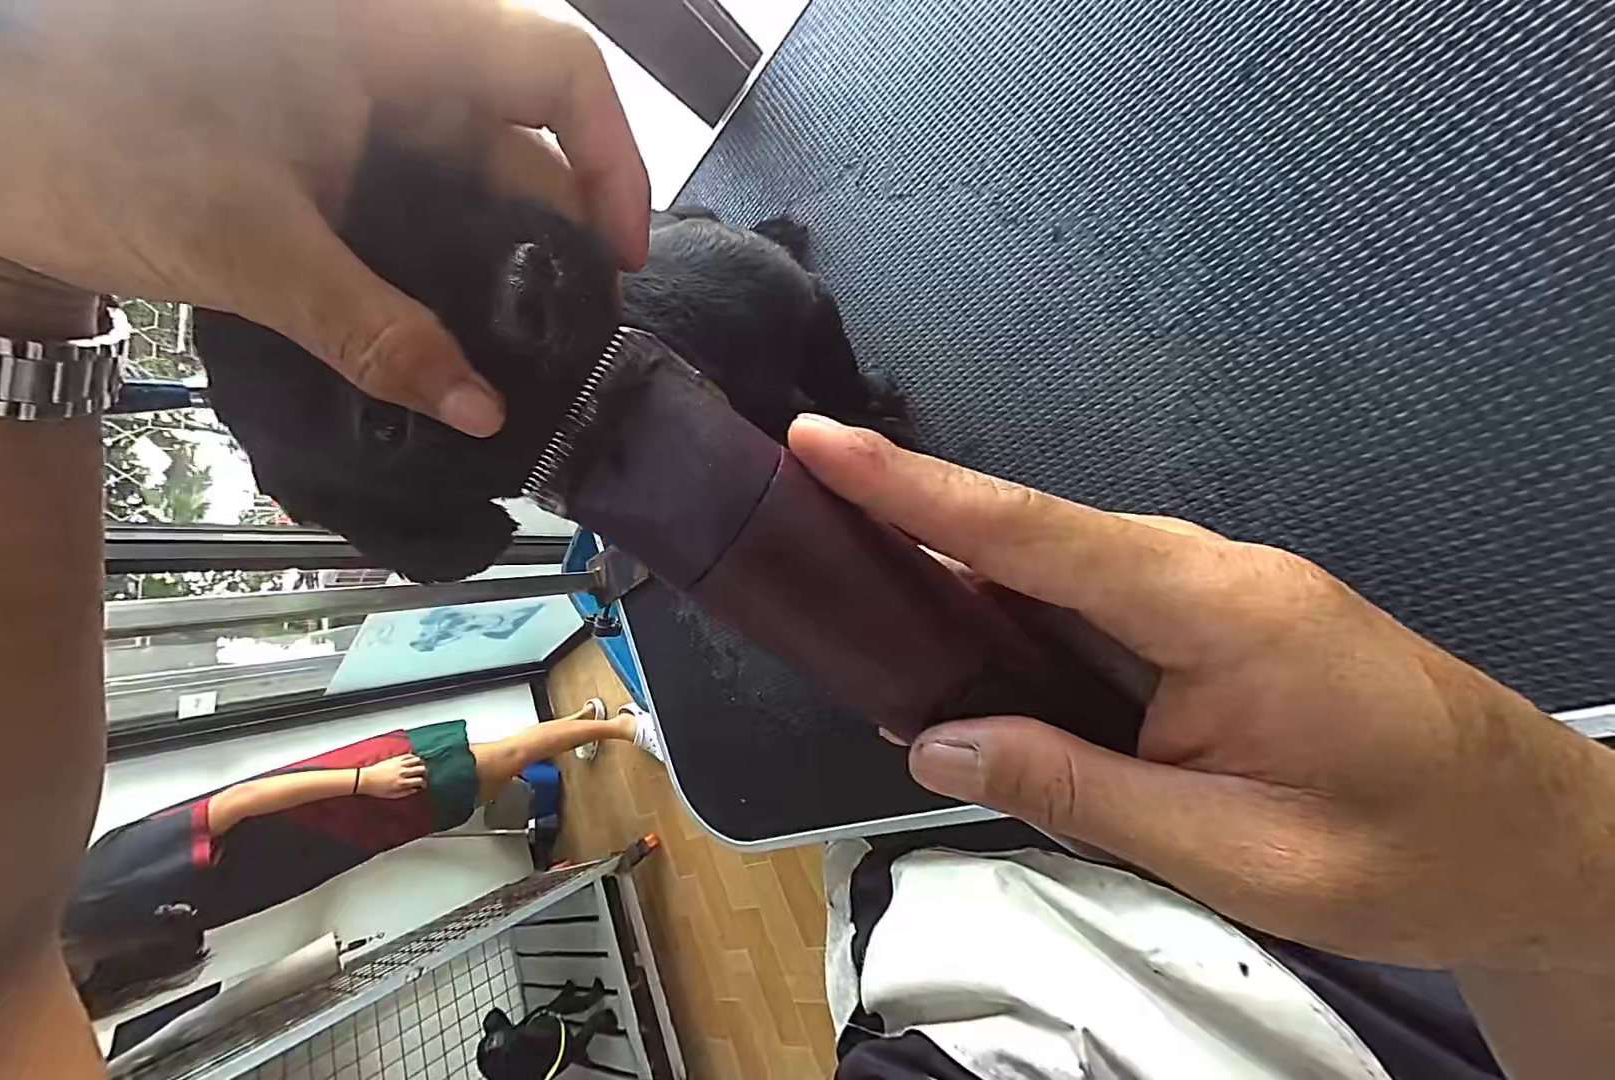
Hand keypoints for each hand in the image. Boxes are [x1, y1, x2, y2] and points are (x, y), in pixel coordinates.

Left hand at [0, 0, 649, 434]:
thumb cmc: (64, 121)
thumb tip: (483, 412)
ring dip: (502, 285)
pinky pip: (417, 236)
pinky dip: (442, 294)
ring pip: (472, 206)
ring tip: (519, 365)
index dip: (613, 163)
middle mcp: (392, 79)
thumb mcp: (246, 241)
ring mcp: (361, 133)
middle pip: (526, 157)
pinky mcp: (331, 179)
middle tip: (570, 342)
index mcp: (389, 42)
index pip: (559, 74)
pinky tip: (444, 352)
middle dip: (562, 249)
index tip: (624, 259)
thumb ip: (376, 332)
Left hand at [357, 754, 426, 798]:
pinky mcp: (396, 758)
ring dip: (420, 763)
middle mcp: (403, 772)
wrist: (366, 779)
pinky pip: (409, 755)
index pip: (419, 780)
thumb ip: (405, 793)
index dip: (423, 782)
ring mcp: (400, 764)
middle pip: (420, 769)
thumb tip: (415, 790)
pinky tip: (413, 760)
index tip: (423, 784)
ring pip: (416, 760)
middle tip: (423, 774)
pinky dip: (413, 757)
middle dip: (424, 772)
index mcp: (402, 783)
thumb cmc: (378, 789)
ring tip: (419, 766)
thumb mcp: (391, 795)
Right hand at [791, 415, 1614, 973]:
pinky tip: (926, 632)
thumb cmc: (1417, 854)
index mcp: (1208, 603)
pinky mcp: (1155, 608)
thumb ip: (1073, 788)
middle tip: (802, 490)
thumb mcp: (1242, 854)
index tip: (822, 441)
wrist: (1549, 848)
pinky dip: (972, 601)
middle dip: (896, 500)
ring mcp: (1166, 581)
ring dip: (925, 555)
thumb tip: (929, 748)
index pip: (1021, 527)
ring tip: (841, 566)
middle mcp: (1177, 565)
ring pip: (1015, 556)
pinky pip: (1040, 591)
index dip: (908, 482)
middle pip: (1003, 524)